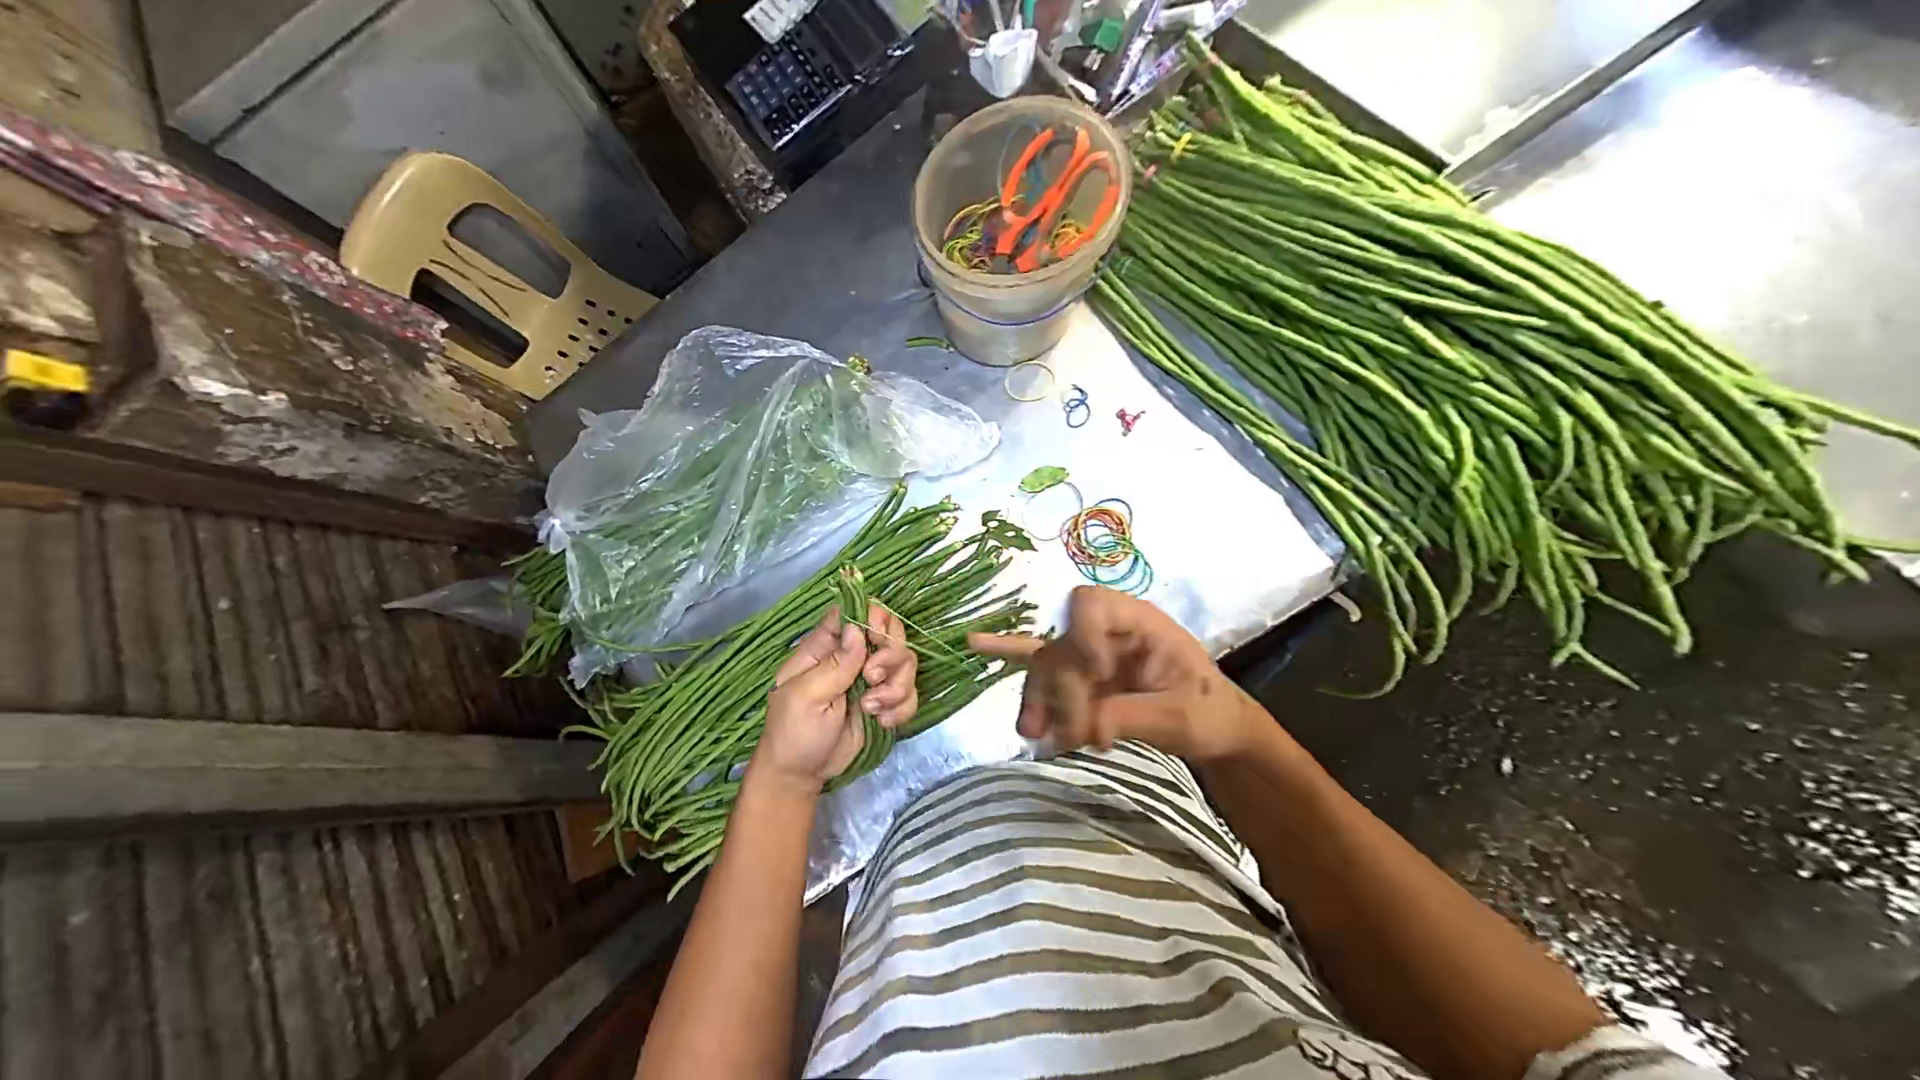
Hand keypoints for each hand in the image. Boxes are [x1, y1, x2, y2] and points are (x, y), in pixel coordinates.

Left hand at [752, 603, 918, 795]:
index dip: (874, 620)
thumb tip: (856, 629)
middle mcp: (852, 656)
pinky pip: (910, 693)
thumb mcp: (806, 697)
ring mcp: (870, 679)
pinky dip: (902, 707)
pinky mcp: (884, 702)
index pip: (856, 612)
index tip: (876, 642)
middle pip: (891, 633)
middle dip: (891, 657)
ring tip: (872, 709)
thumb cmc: (793, 732)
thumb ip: (834, 664)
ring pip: (906, 663)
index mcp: (825, 647)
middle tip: (872, 680)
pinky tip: (882, 722)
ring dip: (896, 687)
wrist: (801, 774)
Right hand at [968, 586, 1270, 762]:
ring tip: (1033, 734)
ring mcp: (1089, 651)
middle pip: (1061, 645)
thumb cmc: (1208, 712)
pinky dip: (1010, 656)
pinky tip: (976, 644)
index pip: (1092, 605)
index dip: (1081, 635)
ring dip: (1036, 698)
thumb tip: (1084, 730)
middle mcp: (1106, 630)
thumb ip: (1130, 716)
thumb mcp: (1180, 717)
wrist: (1215, 729)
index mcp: (1138, 622)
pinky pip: (1040, 663)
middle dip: (1058, 690)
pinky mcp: (1079, 675)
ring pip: (1046, 664)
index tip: (1096, 676)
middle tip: (1069, 736)